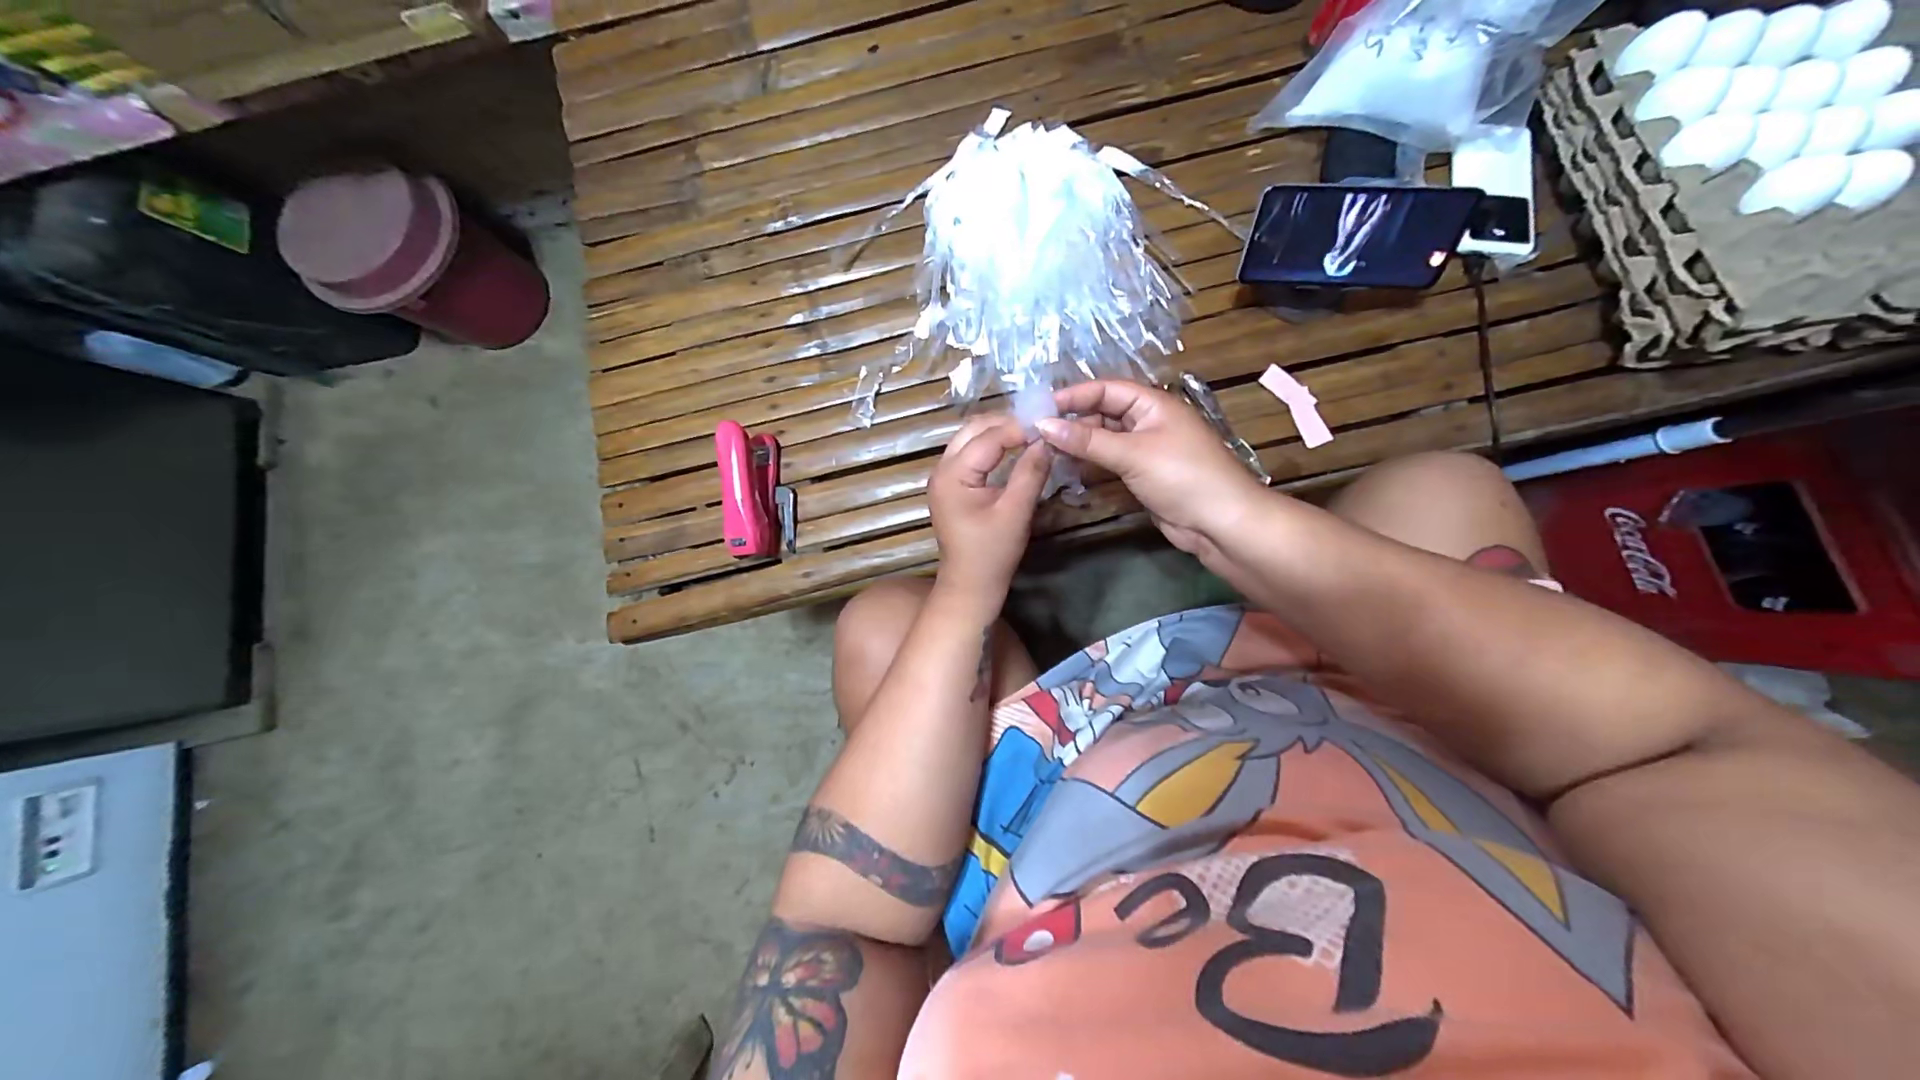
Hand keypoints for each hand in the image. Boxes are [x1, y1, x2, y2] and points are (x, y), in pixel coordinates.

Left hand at [928, 414, 1052, 596]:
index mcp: (953, 475)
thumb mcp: (1016, 511)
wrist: (970, 585)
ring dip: (1000, 432)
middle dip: (1007, 423)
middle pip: (974, 429)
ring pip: (971, 438)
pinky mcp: (951, 485)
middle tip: (1040, 426)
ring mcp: (944, 476)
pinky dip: (993, 446)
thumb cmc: (992, 553)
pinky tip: (1015, 448)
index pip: (989, 437)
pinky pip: (971, 453)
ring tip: (1031, 434)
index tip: (1049, 424)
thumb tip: (1047, 439)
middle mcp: (942, 469)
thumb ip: (1031, 472)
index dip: (1019, 427)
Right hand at [1035, 380, 1269, 559]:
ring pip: (1104, 438)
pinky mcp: (1143, 474)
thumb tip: (1043, 424)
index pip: (1106, 389)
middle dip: (1072, 421)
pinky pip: (1110, 460)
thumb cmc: (1182, 476)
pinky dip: (1089, 462)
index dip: (1073, 396)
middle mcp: (1148, 421)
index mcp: (1153, 404)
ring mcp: (1146, 449)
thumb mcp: (1132, 454)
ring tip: (1045, 451)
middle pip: (1102, 412)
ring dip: (1078, 443)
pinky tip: (1067, 468)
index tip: (1039, 408)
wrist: (1221, 523)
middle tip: (1036, 433)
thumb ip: (1086, 440)